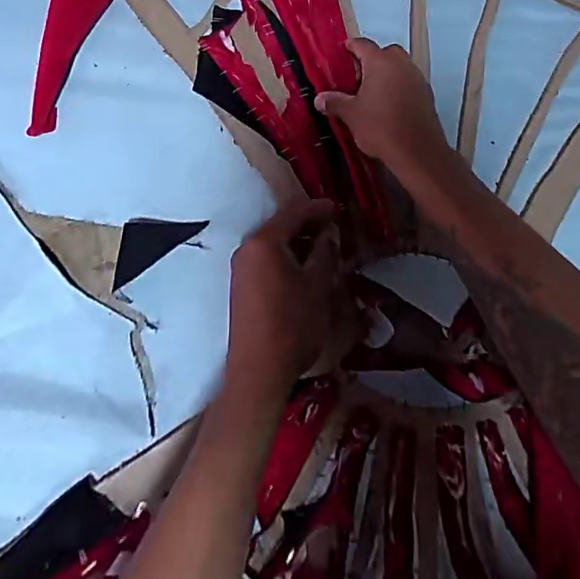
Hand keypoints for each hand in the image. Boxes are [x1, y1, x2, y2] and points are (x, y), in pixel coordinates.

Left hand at [225, 198, 346, 392]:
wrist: (260, 370)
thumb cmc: (293, 323)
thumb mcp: (318, 283)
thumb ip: (325, 251)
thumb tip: (328, 234)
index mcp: (264, 242)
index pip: (294, 212)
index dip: (319, 208)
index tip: (338, 208)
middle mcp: (247, 250)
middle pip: (281, 226)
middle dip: (308, 225)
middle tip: (334, 228)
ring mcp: (241, 269)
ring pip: (274, 245)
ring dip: (299, 243)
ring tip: (325, 248)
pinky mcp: (242, 287)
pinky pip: (267, 260)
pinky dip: (287, 258)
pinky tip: (306, 268)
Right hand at [315, 38, 453, 177]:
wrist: (417, 151)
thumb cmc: (381, 127)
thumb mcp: (352, 115)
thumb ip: (335, 102)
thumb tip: (320, 99)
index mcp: (381, 62)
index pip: (363, 44)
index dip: (351, 46)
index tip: (343, 50)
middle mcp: (402, 64)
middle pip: (385, 52)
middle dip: (372, 59)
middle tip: (358, 76)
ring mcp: (417, 78)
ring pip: (400, 66)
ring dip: (387, 72)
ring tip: (372, 91)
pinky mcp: (427, 94)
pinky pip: (409, 81)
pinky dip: (399, 86)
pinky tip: (389, 103)